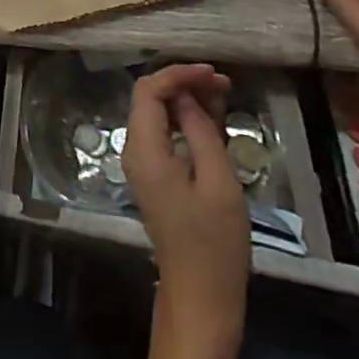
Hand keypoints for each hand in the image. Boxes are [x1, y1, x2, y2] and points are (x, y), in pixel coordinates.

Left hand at [122, 64, 249, 315]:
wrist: (199, 287)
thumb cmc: (214, 240)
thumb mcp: (218, 182)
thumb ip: (200, 133)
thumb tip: (186, 96)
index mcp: (143, 150)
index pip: (146, 93)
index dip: (175, 75)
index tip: (211, 72)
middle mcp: (134, 150)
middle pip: (148, 100)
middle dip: (182, 84)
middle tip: (224, 82)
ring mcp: (142, 162)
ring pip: (157, 116)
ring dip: (185, 101)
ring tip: (224, 93)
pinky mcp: (154, 173)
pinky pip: (164, 135)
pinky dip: (185, 121)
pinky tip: (213, 118)